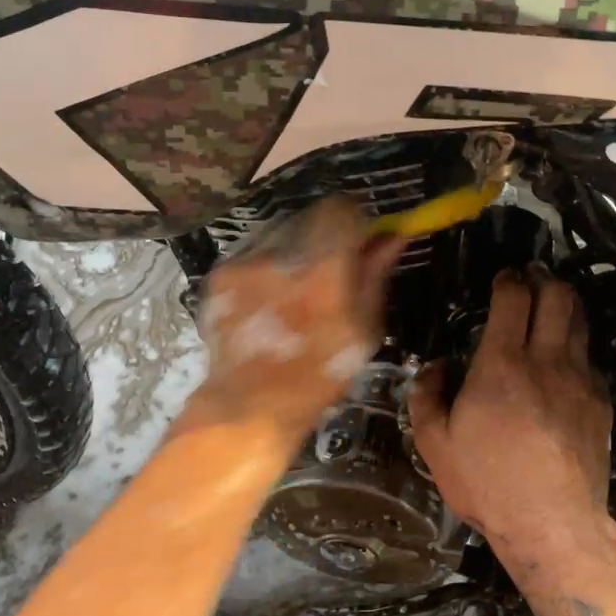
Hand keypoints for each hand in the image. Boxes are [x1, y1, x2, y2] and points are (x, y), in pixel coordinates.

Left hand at [194, 195, 405, 437]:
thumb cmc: (317, 376)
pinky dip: (267, 265)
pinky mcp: (222, 271)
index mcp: (324, 271)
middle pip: (312, 217)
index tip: (360, 237)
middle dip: (325, 235)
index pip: (342, 211)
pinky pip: (255, 251)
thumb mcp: (362, 331)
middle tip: (329, 266)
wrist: (248, 404)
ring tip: (294, 286)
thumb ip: (375, 276)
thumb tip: (393, 236)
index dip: (355, 220)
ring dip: (295, 249)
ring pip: (282, 232)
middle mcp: (283, 256)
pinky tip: (268, 296)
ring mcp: (247, 262)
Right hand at [408, 269, 615, 569]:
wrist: (553, 525)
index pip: (513, 298)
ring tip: (552, 304)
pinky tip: (565, 359)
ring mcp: (580, 381)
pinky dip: (577, 347)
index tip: (503, 277)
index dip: (509, 279)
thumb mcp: (435, 444)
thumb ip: (427, 396)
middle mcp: (546, 361)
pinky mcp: (601, 403)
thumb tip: (436, 366)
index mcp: (501, 365)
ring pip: (580, 323)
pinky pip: (590, 359)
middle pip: (558, 297)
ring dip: (566, 305)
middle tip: (532, 278)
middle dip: (545, 279)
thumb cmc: (488, 483)